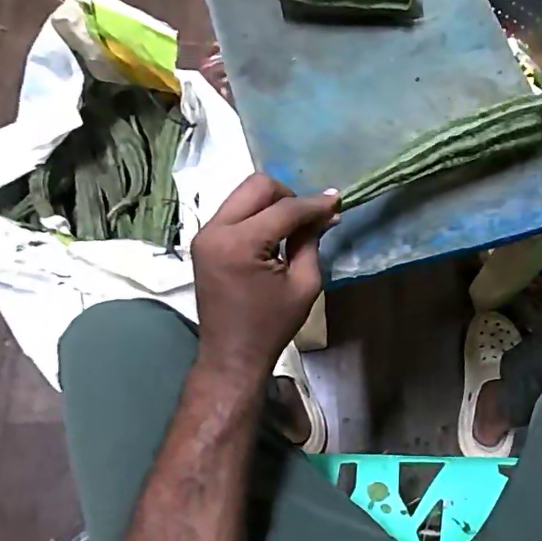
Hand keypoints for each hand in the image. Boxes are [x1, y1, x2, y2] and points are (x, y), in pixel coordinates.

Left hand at [190, 174, 340, 381]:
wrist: (232, 354)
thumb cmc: (271, 325)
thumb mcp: (304, 284)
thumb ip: (311, 241)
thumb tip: (327, 212)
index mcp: (240, 244)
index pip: (284, 208)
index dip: (314, 204)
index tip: (337, 201)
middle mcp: (216, 230)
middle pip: (257, 186)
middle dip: (289, 195)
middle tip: (308, 218)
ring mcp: (205, 234)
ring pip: (243, 194)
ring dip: (272, 204)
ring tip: (293, 227)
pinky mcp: (204, 240)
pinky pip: (234, 211)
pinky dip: (257, 214)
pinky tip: (273, 234)